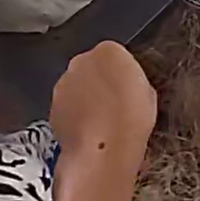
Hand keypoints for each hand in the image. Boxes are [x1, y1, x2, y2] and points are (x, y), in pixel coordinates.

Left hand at [50, 41, 156, 183]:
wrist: (103, 149)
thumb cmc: (132, 120)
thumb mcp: (147, 94)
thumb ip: (131, 81)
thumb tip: (125, 87)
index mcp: (109, 51)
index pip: (114, 55)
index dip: (120, 75)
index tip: (125, 91)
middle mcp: (81, 60)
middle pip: (91, 67)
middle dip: (99, 82)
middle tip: (113, 106)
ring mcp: (64, 83)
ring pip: (76, 86)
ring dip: (84, 98)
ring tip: (100, 123)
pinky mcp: (52, 105)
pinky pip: (66, 105)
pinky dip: (73, 114)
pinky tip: (87, 132)